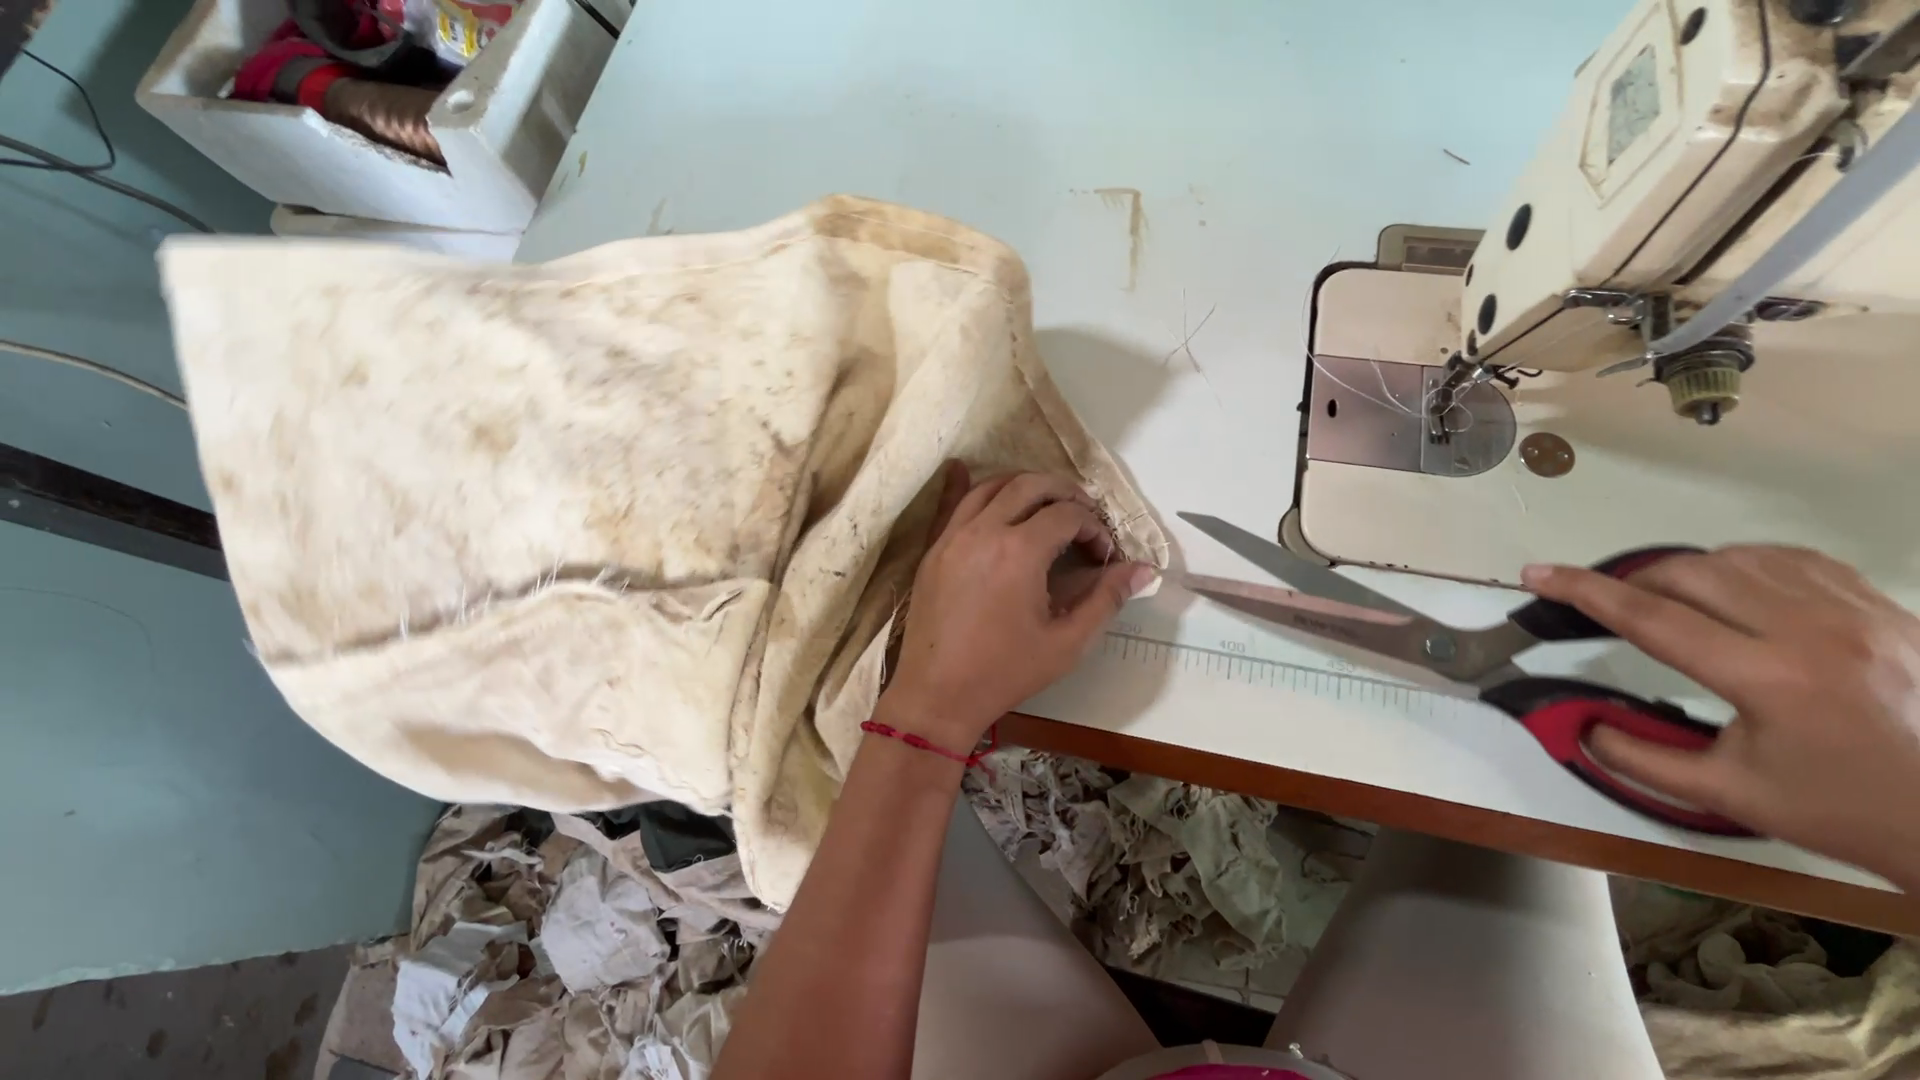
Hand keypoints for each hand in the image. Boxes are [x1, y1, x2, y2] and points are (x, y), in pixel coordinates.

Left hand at [879, 463, 1158, 752]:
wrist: (937, 695)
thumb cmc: (1005, 672)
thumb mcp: (1066, 643)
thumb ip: (1105, 599)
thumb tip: (1142, 570)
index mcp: (1020, 552)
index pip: (1067, 515)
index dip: (1094, 528)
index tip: (1103, 554)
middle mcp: (984, 531)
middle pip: (1031, 485)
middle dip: (1064, 493)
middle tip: (1084, 515)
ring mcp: (953, 537)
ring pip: (991, 486)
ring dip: (1023, 485)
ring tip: (1045, 503)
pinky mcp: (933, 549)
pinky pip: (951, 504)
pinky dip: (964, 485)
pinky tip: (961, 468)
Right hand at [1523, 546, 1919, 890]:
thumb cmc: (1844, 810)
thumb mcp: (1727, 793)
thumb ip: (1637, 756)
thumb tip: (1578, 722)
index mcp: (1767, 679)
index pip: (1650, 616)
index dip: (1582, 591)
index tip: (1537, 575)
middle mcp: (1812, 631)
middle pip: (1691, 572)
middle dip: (1634, 580)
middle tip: (1610, 605)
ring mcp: (1859, 613)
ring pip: (1741, 558)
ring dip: (1688, 570)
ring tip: (1670, 599)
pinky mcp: (1888, 608)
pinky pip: (1797, 560)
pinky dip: (1748, 564)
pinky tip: (1737, 588)